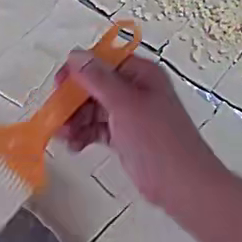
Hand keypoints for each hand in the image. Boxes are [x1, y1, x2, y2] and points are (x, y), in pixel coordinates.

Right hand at [57, 50, 229, 210]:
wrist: (184, 187)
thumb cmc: (159, 141)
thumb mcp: (124, 104)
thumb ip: (97, 79)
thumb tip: (75, 55)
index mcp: (140, 74)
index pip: (102, 62)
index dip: (78, 71)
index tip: (59, 86)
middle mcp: (135, 89)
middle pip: (94, 86)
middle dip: (73, 101)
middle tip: (58, 117)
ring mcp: (131, 114)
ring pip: (93, 108)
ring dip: (75, 120)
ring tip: (65, 136)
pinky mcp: (126, 136)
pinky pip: (98, 128)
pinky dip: (84, 134)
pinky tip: (75, 145)